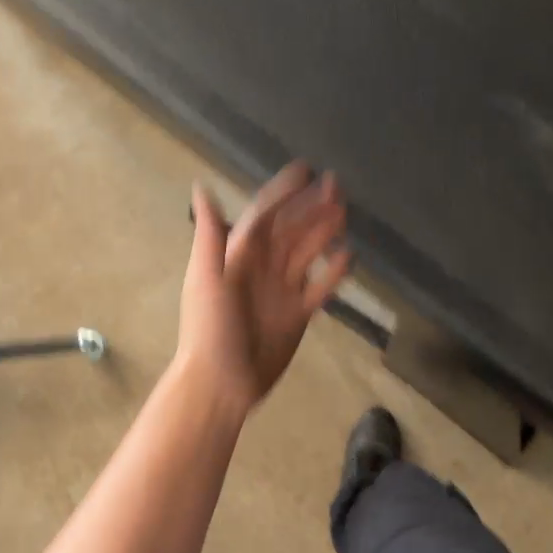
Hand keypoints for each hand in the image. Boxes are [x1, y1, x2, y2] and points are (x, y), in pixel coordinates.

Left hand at [175, 162, 352, 417]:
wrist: (221, 383)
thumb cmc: (208, 330)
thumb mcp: (205, 278)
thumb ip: (209, 235)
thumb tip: (202, 188)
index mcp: (238, 255)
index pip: (265, 214)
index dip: (283, 192)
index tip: (304, 169)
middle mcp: (262, 267)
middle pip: (291, 229)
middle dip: (310, 205)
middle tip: (335, 183)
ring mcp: (282, 290)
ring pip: (307, 252)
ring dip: (324, 230)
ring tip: (344, 211)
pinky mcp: (298, 315)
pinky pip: (320, 288)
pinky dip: (334, 272)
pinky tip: (350, 256)